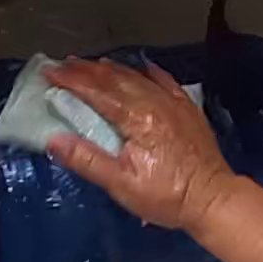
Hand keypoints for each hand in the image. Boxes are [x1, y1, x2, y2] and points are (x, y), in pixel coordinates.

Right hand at [44, 58, 238, 230]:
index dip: (72, 81)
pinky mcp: (188, 109)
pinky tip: (144, 66)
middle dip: (87, 70)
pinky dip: (150, 72)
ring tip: (93, 64)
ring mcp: (174, 103)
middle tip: (64, 64)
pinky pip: (166, 82)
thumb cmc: (166, 196)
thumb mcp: (121, 184)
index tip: (50, 73)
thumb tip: (54, 140)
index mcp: (137, 118)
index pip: (98, 93)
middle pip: (116, 80)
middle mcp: (156, 103)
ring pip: (139, 77)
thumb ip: (87, 159)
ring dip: (114, 69)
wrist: (212, 197)